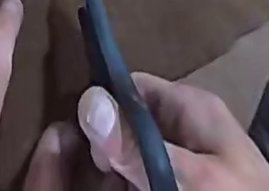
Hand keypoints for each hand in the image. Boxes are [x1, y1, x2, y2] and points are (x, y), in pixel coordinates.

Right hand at [25, 73, 268, 190]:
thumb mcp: (189, 178)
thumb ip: (139, 145)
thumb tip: (88, 99)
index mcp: (192, 107)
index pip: (134, 87)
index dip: (104, 106)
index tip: (75, 136)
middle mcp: (188, 129)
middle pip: (132, 125)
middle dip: (107, 149)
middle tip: (87, 177)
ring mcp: (189, 163)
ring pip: (138, 159)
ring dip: (117, 175)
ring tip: (95, 186)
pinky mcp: (189, 184)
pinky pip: (152, 178)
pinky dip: (134, 186)